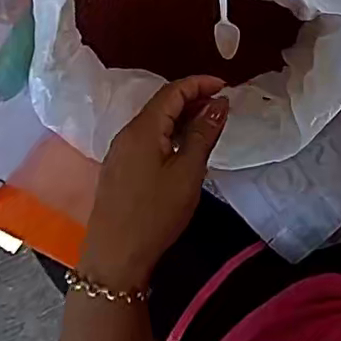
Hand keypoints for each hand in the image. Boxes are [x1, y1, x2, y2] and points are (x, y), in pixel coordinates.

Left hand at [78, 76, 229, 292]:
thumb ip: (203, 134)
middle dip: (193, 99)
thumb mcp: (188, 173)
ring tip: (208, 125)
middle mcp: (127, 133)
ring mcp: (120, 151)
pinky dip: (169, 133)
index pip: (172, 91)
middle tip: (222, 107)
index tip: (226, 86)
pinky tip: (183, 147)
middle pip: (161, 104)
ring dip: (181, 117)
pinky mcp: (119, 168)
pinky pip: (147, 138)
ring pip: (154, 122)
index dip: (199, 83)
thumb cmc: (155, 213)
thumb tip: (219, 103)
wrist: (114, 257)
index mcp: (142, 128)